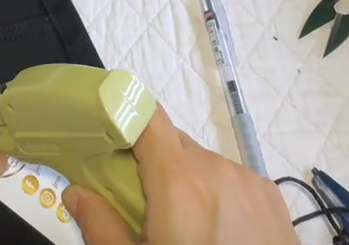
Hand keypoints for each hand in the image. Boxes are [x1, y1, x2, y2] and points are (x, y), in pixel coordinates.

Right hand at [64, 107, 295, 244]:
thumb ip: (103, 228)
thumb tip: (75, 193)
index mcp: (179, 181)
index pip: (147, 116)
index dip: (126, 120)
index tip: (109, 142)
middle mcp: (215, 168)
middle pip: (173, 144)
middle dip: (154, 166)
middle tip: (146, 209)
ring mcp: (248, 181)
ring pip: (204, 164)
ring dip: (189, 184)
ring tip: (190, 233)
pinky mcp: (273, 199)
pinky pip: (233, 180)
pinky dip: (220, 196)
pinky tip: (222, 237)